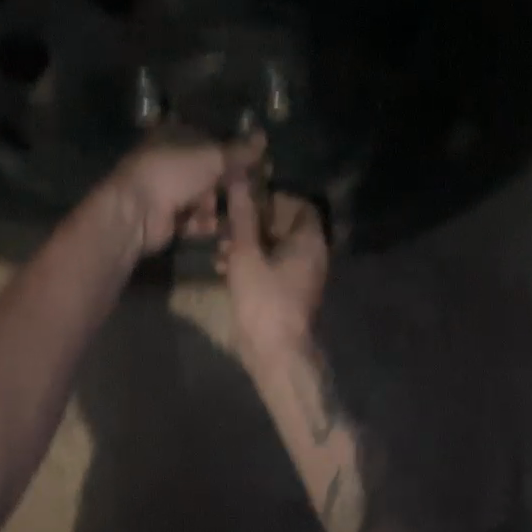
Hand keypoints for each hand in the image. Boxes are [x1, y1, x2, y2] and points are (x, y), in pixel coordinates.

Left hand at [98, 134, 265, 256]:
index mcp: (176, 136)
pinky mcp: (170, 219)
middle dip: (231, 183)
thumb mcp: (212, 157)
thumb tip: (264, 137)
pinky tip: (225, 229)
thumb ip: (240, 150)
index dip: (236, 151)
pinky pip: (196, 220)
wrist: (137, 213)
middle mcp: (172, 161)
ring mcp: (169, 191)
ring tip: (244, 213)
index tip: (259, 163)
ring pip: (205, 198)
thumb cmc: (173, 173)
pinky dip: (209, 225)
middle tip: (256, 192)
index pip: (212, 140)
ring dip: (221, 206)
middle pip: (210, 172)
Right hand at [219, 179, 329, 361]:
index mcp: (310, 241)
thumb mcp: (246, 253)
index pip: (300, 204)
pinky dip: (252, 265)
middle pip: (285, 227)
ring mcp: (302, 278)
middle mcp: (312, 256)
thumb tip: (239, 176)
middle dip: (252, 223)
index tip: (244, 201)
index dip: (272, 198)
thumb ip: (242, 215)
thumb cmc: (263, 300)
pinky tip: (224, 270)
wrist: (276, 354)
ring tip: (219, 250)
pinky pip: (272, 269)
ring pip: (275, 249)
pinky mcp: (290, 296)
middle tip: (225, 226)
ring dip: (247, 245)